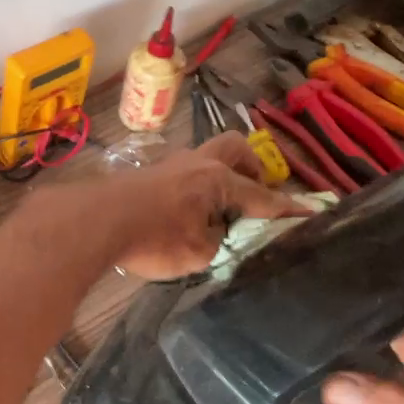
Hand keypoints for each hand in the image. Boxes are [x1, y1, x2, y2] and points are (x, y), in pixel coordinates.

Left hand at [99, 132, 309, 281]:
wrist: (93, 222)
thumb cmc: (152, 237)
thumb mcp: (197, 253)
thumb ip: (219, 242)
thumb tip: (220, 233)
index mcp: (217, 179)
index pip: (261, 196)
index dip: (285, 209)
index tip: (309, 214)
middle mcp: (196, 164)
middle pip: (233, 149)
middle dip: (251, 169)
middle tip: (254, 195)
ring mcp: (168, 166)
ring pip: (204, 160)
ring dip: (219, 180)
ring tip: (219, 210)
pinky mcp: (145, 176)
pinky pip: (182, 176)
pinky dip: (194, 190)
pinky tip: (186, 214)